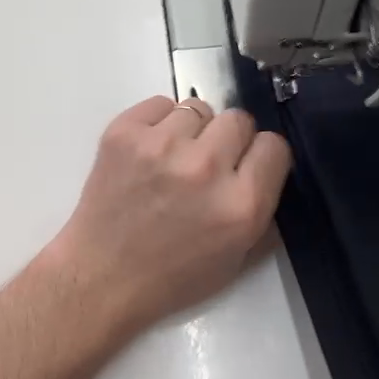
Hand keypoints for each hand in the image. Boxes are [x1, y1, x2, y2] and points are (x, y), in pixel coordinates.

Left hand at [36, 95, 292, 342]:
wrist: (103, 274)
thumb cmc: (173, 275)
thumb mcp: (238, 258)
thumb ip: (263, 208)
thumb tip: (270, 167)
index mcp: (241, 204)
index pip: (274, 146)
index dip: (262, 156)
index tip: (248, 166)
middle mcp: (206, 167)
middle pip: (238, 119)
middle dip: (229, 140)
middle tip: (209, 162)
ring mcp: (162, 144)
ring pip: (197, 108)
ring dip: (192, 130)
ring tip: (174, 158)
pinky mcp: (125, 130)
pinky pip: (159, 103)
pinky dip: (158, 122)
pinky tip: (149, 151)